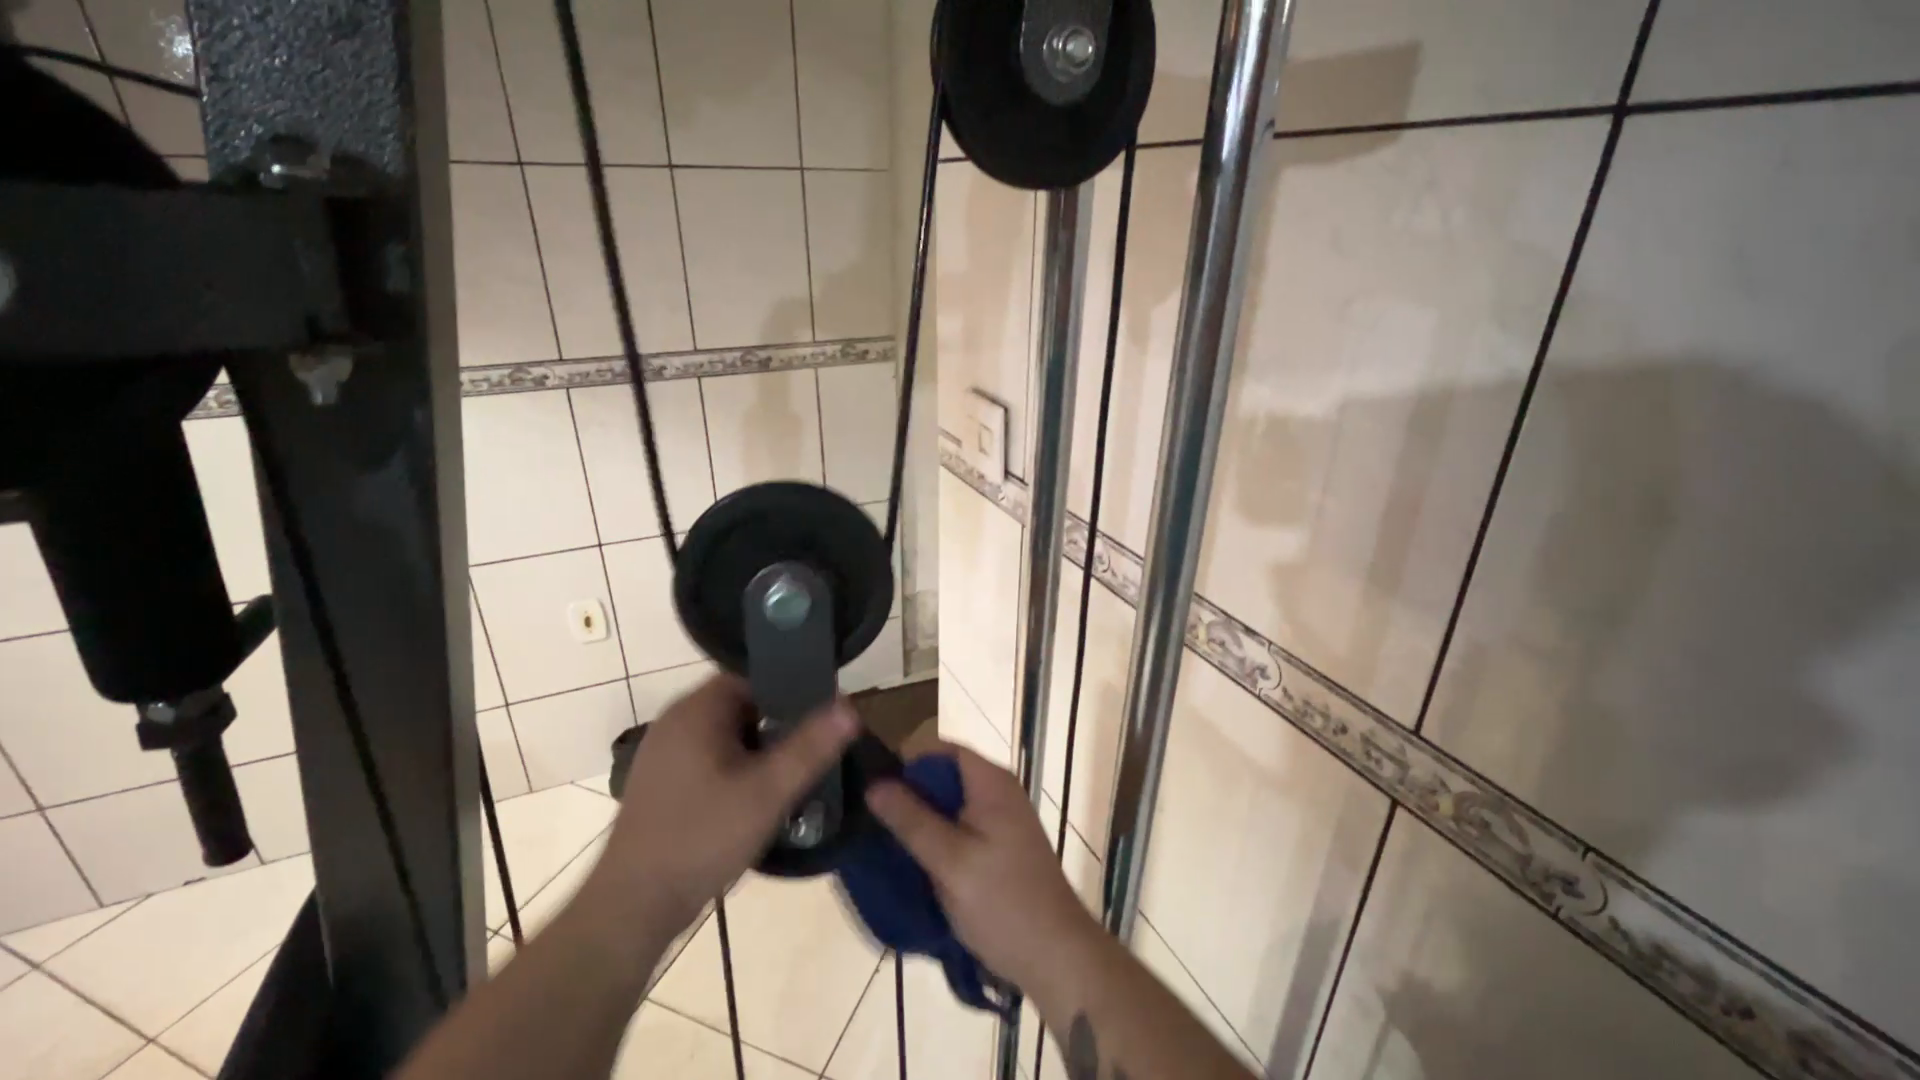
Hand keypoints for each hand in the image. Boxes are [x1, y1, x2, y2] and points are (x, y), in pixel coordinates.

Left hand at [584, 675, 858, 939]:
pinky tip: (757, 801)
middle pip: (740, 707)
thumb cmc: (703, 837)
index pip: (752, 678)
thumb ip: (810, 747)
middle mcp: (674, 722)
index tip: (822, 716)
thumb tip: (849, 706)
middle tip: (814, 752)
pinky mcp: (661, 784)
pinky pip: (708, 760)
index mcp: (696, 711)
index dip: (791, 691)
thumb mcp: (767, 792)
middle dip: (778, 727)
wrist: (635, 903)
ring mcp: (663, 754)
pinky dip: (736, 771)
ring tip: (793, 777)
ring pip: (726, 737)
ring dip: (758, 752)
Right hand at [866, 744, 1108, 995]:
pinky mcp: (997, 847)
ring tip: (882, 840)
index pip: (939, 749)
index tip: (872, 790)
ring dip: (918, 820)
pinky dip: (934, 838)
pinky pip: (957, 828)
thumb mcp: (950, 861)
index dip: (905, 762)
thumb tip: (874, 784)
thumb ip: (911, 820)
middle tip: (870, 819)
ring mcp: (1000, 820)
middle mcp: (997, 791)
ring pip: (947, 805)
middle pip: (942, 775)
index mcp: (991, 782)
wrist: (1055, 956)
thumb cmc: (1003, 903)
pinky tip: (910, 860)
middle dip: (908, 793)